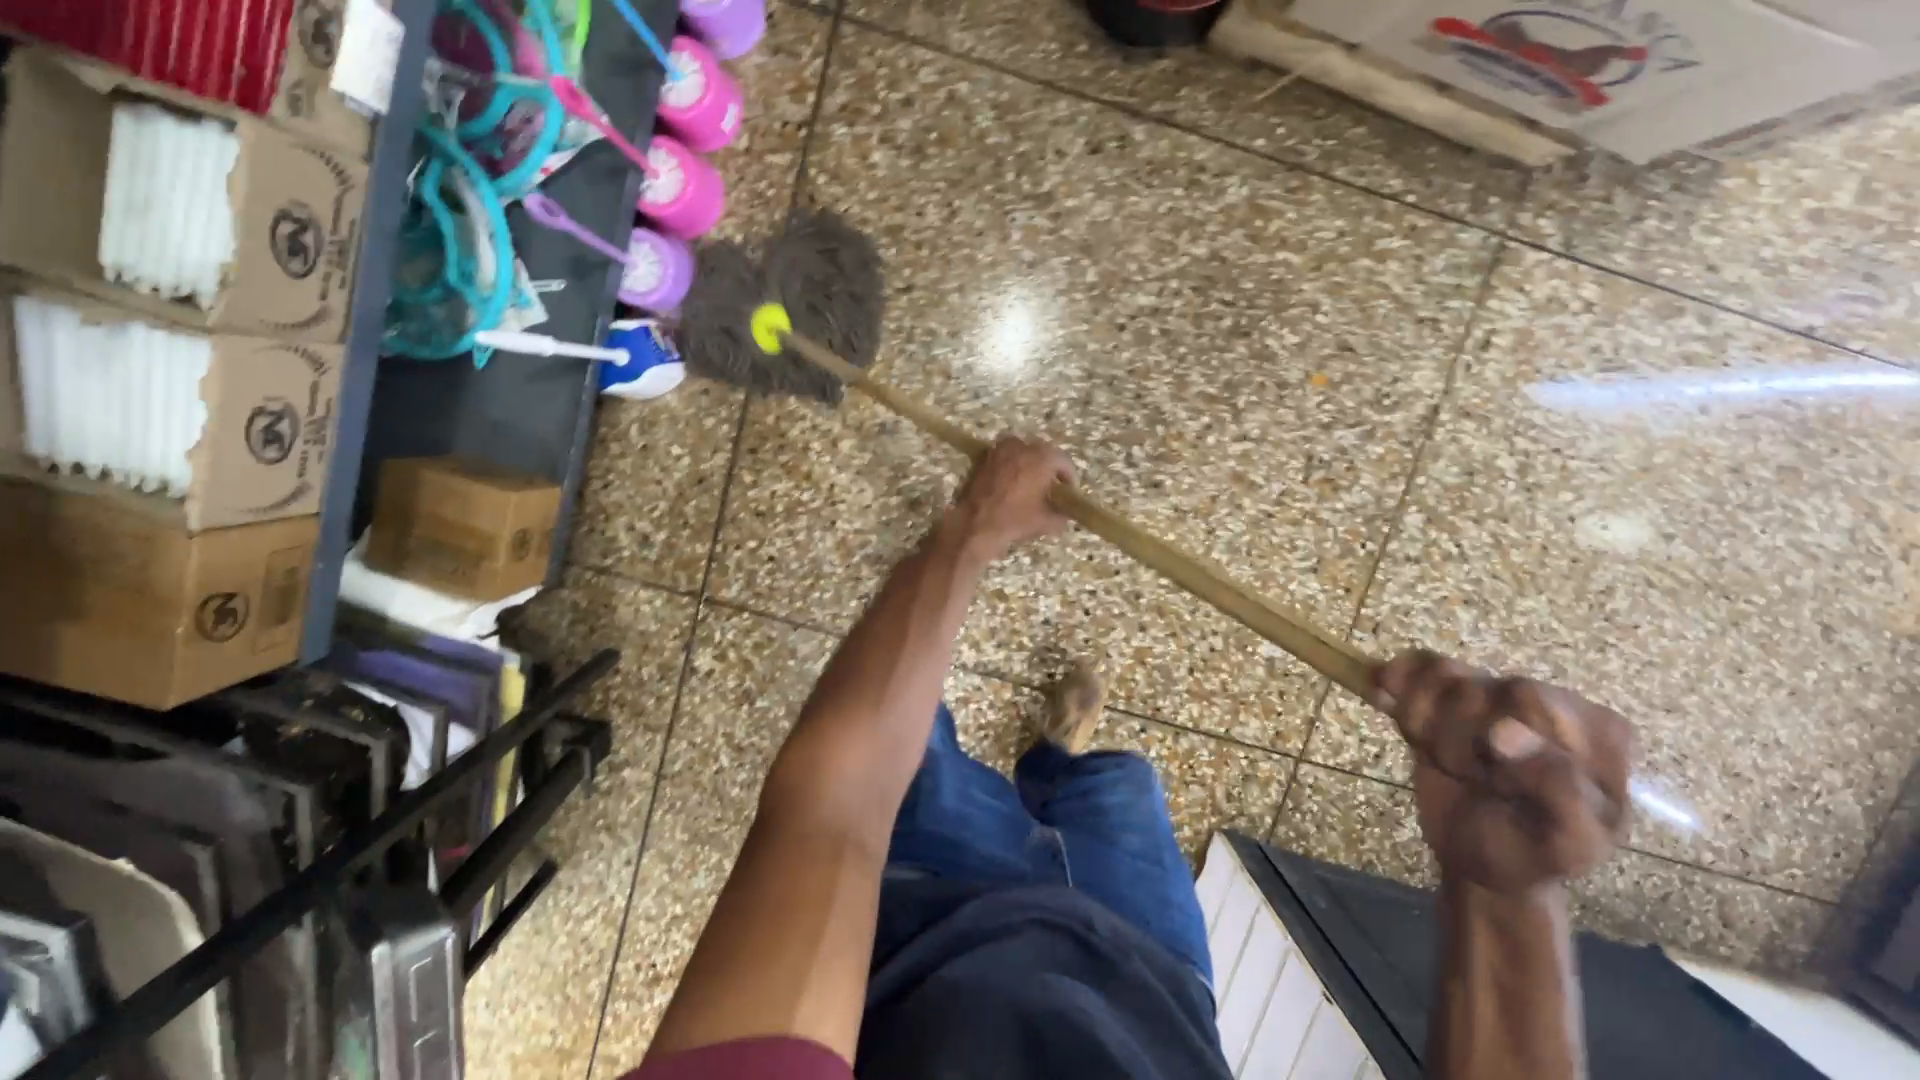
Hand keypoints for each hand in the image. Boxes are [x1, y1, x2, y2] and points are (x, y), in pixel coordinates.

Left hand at [945, 435, 1073, 561]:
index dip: (1069, 477)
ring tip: (1030, 484)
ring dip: (1029, 464)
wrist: (975, 524)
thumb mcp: (1046, 522)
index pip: (1064, 461)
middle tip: (1051, 487)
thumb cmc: (1015, 519)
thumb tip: (1066, 515)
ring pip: (1022, 452)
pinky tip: (1010, 484)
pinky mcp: (984, 456)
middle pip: (1043, 453)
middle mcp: (1022, 446)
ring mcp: (1000, 449)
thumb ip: (1062, 515)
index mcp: (1042, 457)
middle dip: (1049, 468)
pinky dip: (1010, 466)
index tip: (1069, 492)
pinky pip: (1004, 457)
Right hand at [1369, 651, 1633, 894]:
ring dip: (1428, 729)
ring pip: (1440, 676)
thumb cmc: (1532, 856)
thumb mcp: (1567, 843)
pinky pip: (1416, 667)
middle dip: (1458, 739)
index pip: (1530, 699)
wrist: (1483, 865)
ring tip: (1451, 764)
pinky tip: (1400, 717)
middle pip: (1477, 687)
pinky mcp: (1451, 695)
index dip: (1499, 741)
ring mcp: (1497, 693)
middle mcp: (1549, 700)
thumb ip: (1557, 788)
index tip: (1502, 786)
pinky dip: (1397, 690)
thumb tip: (1501, 729)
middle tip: (1474, 779)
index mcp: (1597, 730)